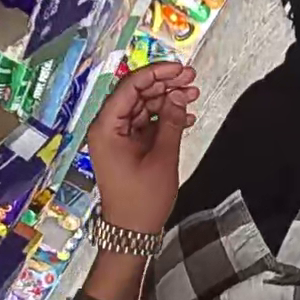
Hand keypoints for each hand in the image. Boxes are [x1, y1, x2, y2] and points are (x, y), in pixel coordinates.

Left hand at [85, 62, 198, 233]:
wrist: (133, 230)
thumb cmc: (142, 200)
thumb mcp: (162, 158)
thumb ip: (171, 123)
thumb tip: (178, 96)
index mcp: (107, 128)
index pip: (129, 87)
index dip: (156, 73)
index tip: (179, 69)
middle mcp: (108, 128)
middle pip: (136, 94)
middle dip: (165, 84)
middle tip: (190, 78)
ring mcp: (119, 137)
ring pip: (144, 107)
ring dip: (168, 100)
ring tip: (193, 94)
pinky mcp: (129, 147)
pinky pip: (147, 123)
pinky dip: (166, 118)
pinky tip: (185, 116)